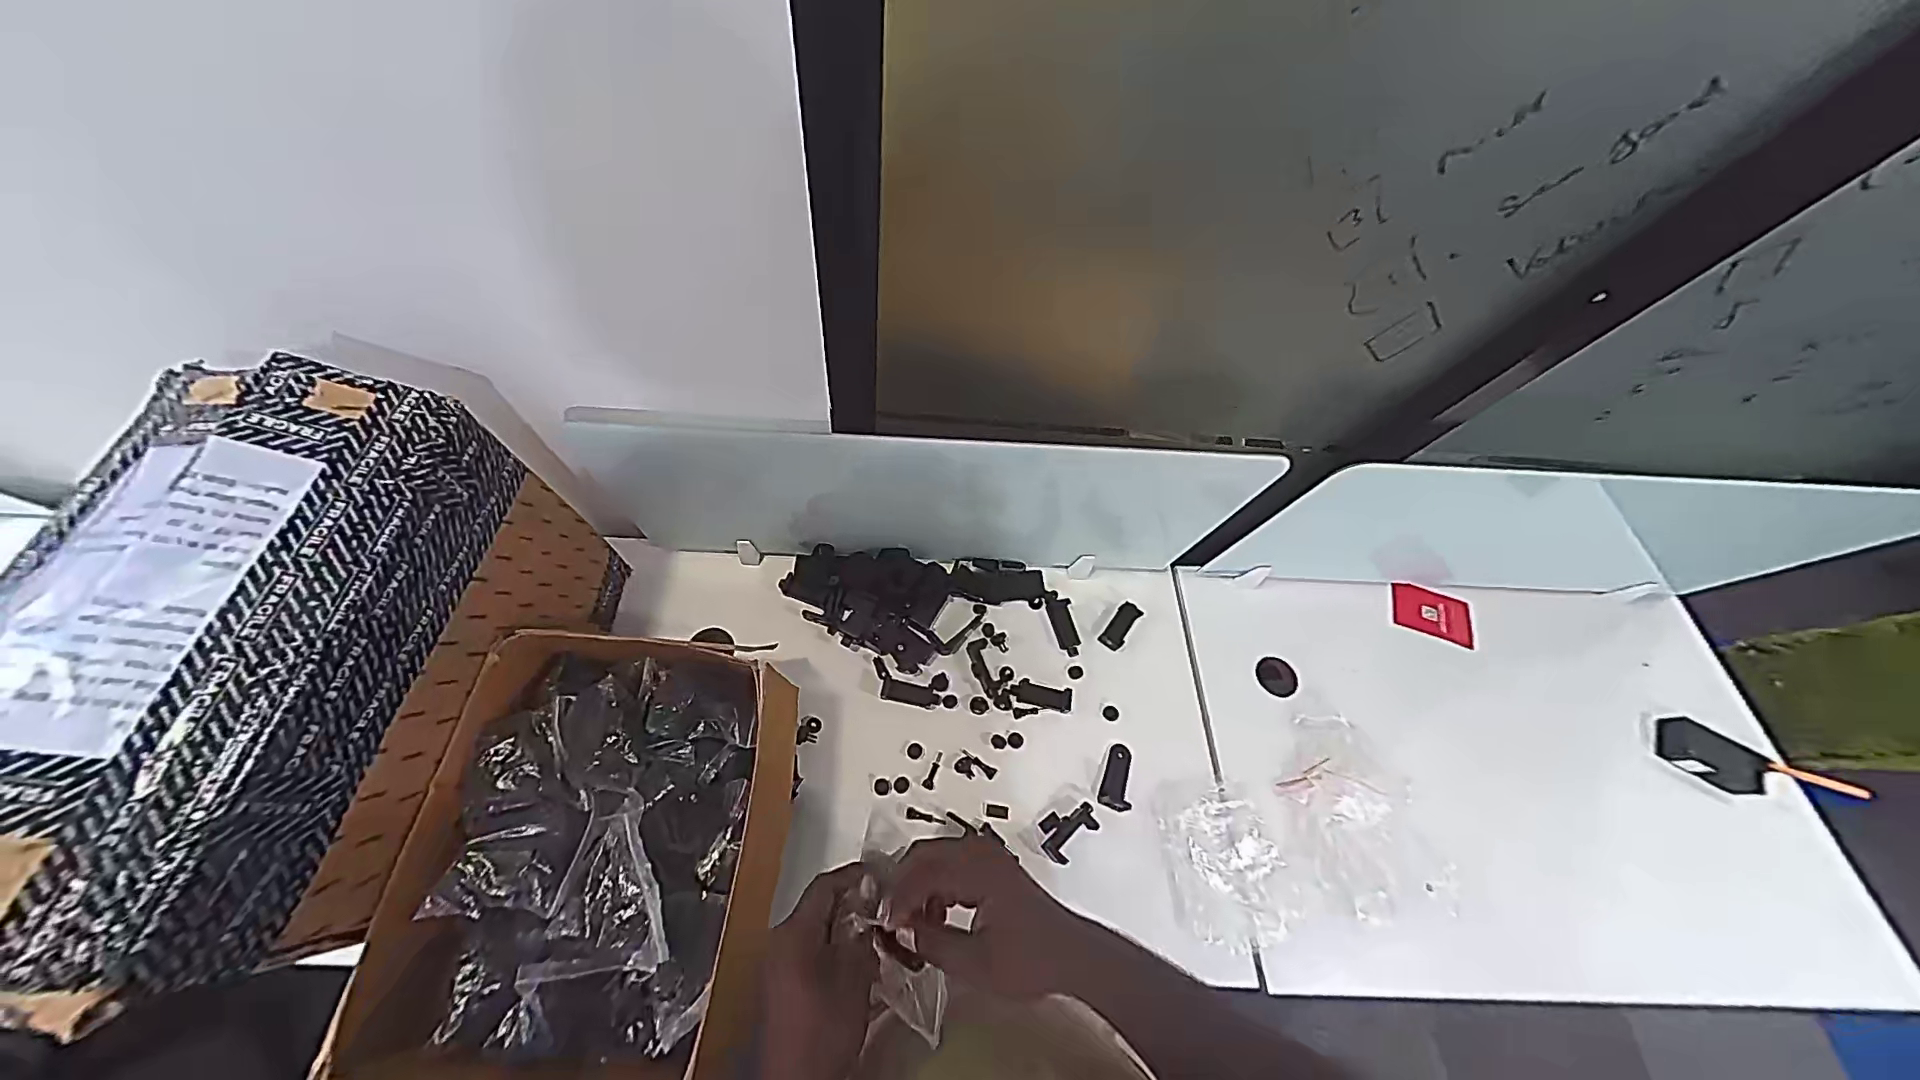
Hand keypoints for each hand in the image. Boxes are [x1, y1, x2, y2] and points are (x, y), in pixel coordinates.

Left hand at [760, 863, 880, 1079]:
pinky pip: (815, 952)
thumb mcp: (853, 973)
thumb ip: (861, 930)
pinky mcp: (785, 987)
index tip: (882, 873)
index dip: (855, 875)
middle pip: (821, 906)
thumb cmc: (824, 1026)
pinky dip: (838, 950)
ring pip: (820, 930)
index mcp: (793, 931)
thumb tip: (869, 901)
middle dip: (855, 904)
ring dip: (848, 929)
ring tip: (879, 935)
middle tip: (885, 905)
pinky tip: (862, 963)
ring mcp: (780, 965)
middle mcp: (781, 941)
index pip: (825, 884)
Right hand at [885, 835, 1106, 999]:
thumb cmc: (1034, 958)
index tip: (883, 921)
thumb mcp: (976, 963)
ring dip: (915, 886)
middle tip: (886, 916)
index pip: (923, 871)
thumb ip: (934, 943)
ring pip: (934, 857)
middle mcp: (981, 854)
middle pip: (924, 854)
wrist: (1070, 956)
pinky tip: (931, 917)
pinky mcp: (989, 867)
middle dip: (900, 885)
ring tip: (907, 922)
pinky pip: (949, 865)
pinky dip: (932, 886)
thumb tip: (903, 931)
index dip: (897, 897)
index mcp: (979, 869)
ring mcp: (986, 857)